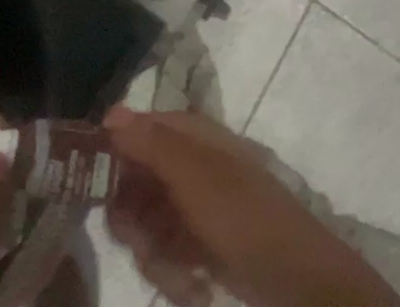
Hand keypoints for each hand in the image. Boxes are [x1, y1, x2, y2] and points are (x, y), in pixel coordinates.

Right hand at [103, 107, 399, 306]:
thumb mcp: (196, 175)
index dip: (112, 156)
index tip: (98, 189)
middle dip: (132, 220)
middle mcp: (188, 165)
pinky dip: (171, 273)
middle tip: (142, 242)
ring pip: (142, 225)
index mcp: (191, 135)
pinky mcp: (198, 245)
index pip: (133, 130)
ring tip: (180, 275)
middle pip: (130, 183)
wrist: (300, 283)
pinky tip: (193, 286)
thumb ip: (151, 142)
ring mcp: (193, 207)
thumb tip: (109, 112)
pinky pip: (162, 253)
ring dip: (153, 255)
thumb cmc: (246, 218)